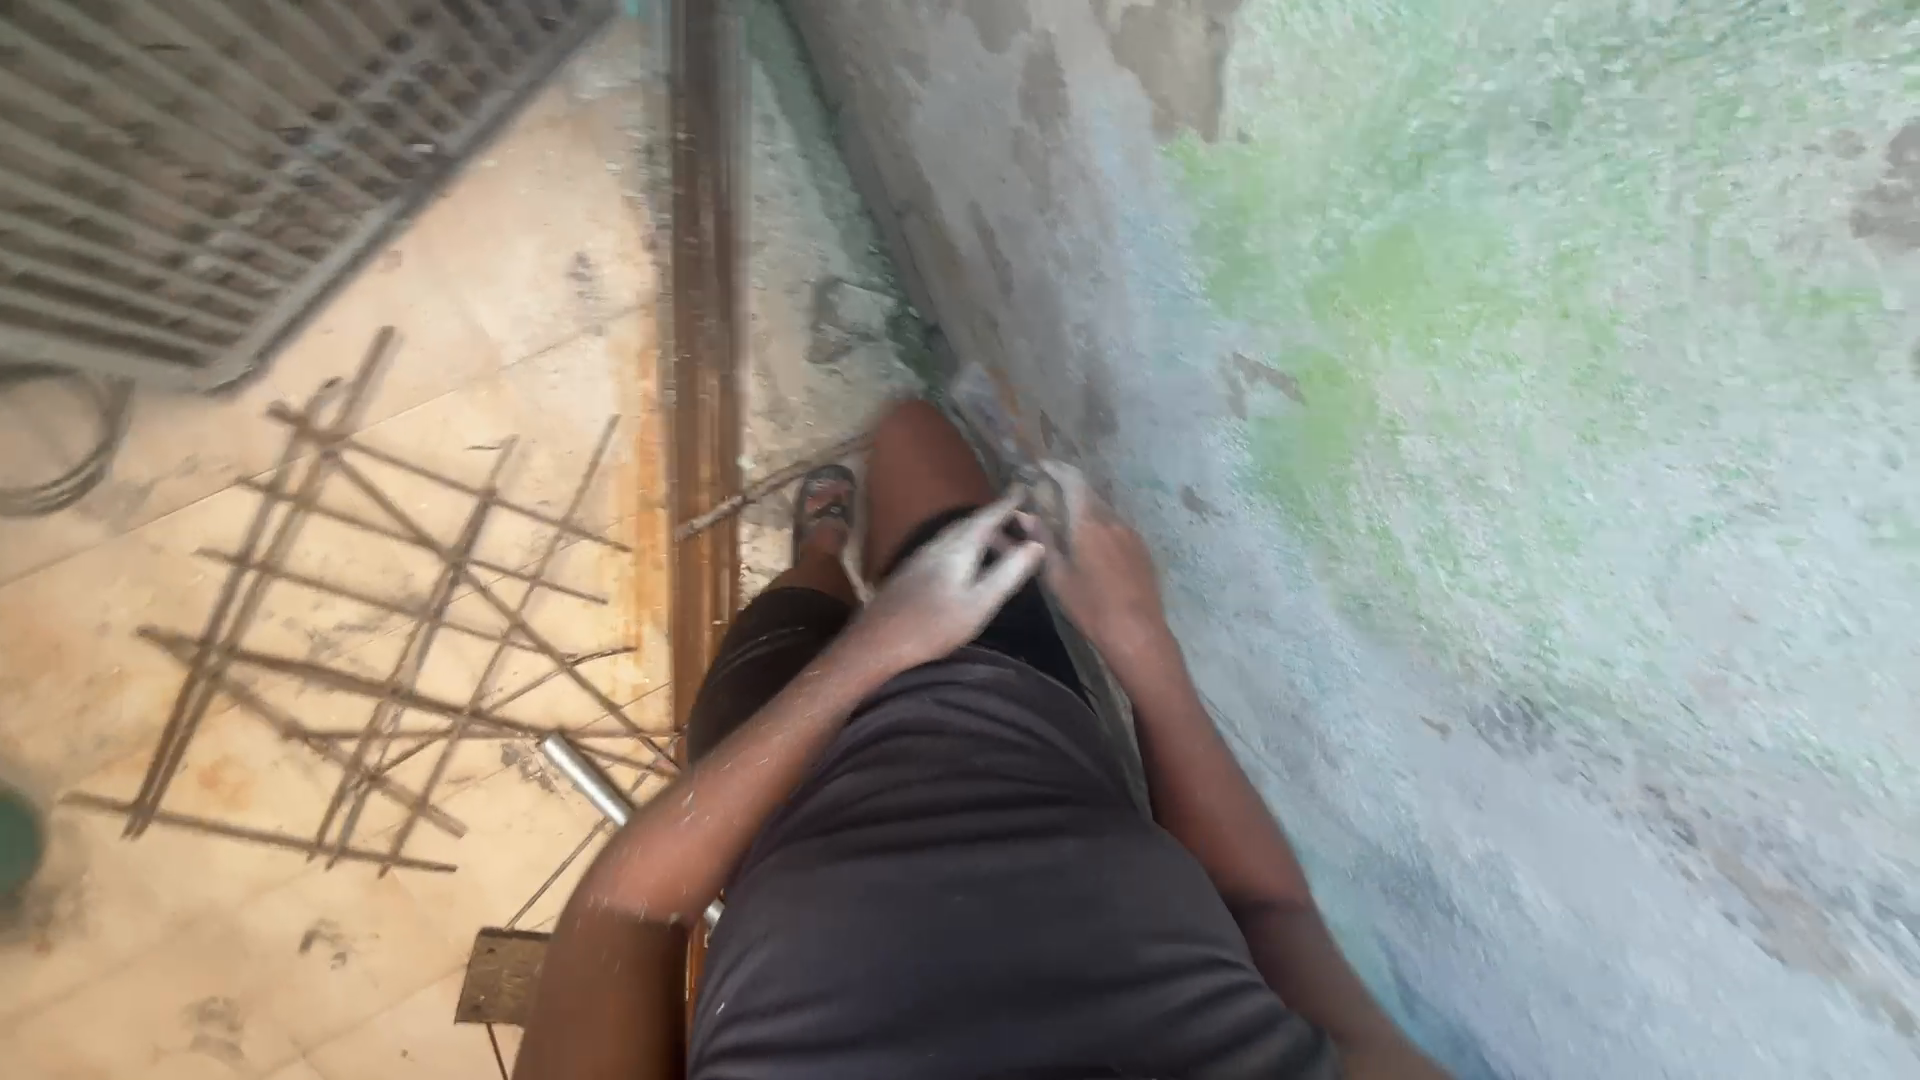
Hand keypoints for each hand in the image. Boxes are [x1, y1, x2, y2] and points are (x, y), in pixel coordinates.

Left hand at [847, 488, 1044, 671]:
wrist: (878, 642)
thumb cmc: (934, 625)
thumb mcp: (980, 602)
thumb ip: (1008, 572)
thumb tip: (1036, 545)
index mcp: (957, 549)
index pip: (986, 518)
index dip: (1005, 505)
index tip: (1021, 491)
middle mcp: (937, 546)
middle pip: (969, 524)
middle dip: (993, 519)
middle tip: (1015, 520)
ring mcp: (920, 558)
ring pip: (954, 536)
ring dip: (977, 534)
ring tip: (996, 544)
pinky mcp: (910, 573)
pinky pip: (944, 548)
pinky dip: (963, 546)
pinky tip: (964, 564)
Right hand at [1031, 461, 1167, 660]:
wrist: (1137, 631)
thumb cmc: (1090, 607)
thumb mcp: (1057, 575)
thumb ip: (1042, 540)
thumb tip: (1025, 515)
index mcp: (1088, 522)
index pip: (1073, 480)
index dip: (1057, 468)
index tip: (1042, 466)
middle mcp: (1112, 520)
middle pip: (1088, 494)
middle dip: (1068, 492)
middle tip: (1048, 500)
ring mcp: (1131, 533)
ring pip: (1103, 512)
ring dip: (1084, 512)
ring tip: (1067, 528)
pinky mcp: (1141, 548)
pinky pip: (1116, 528)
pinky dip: (1099, 528)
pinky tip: (1091, 549)